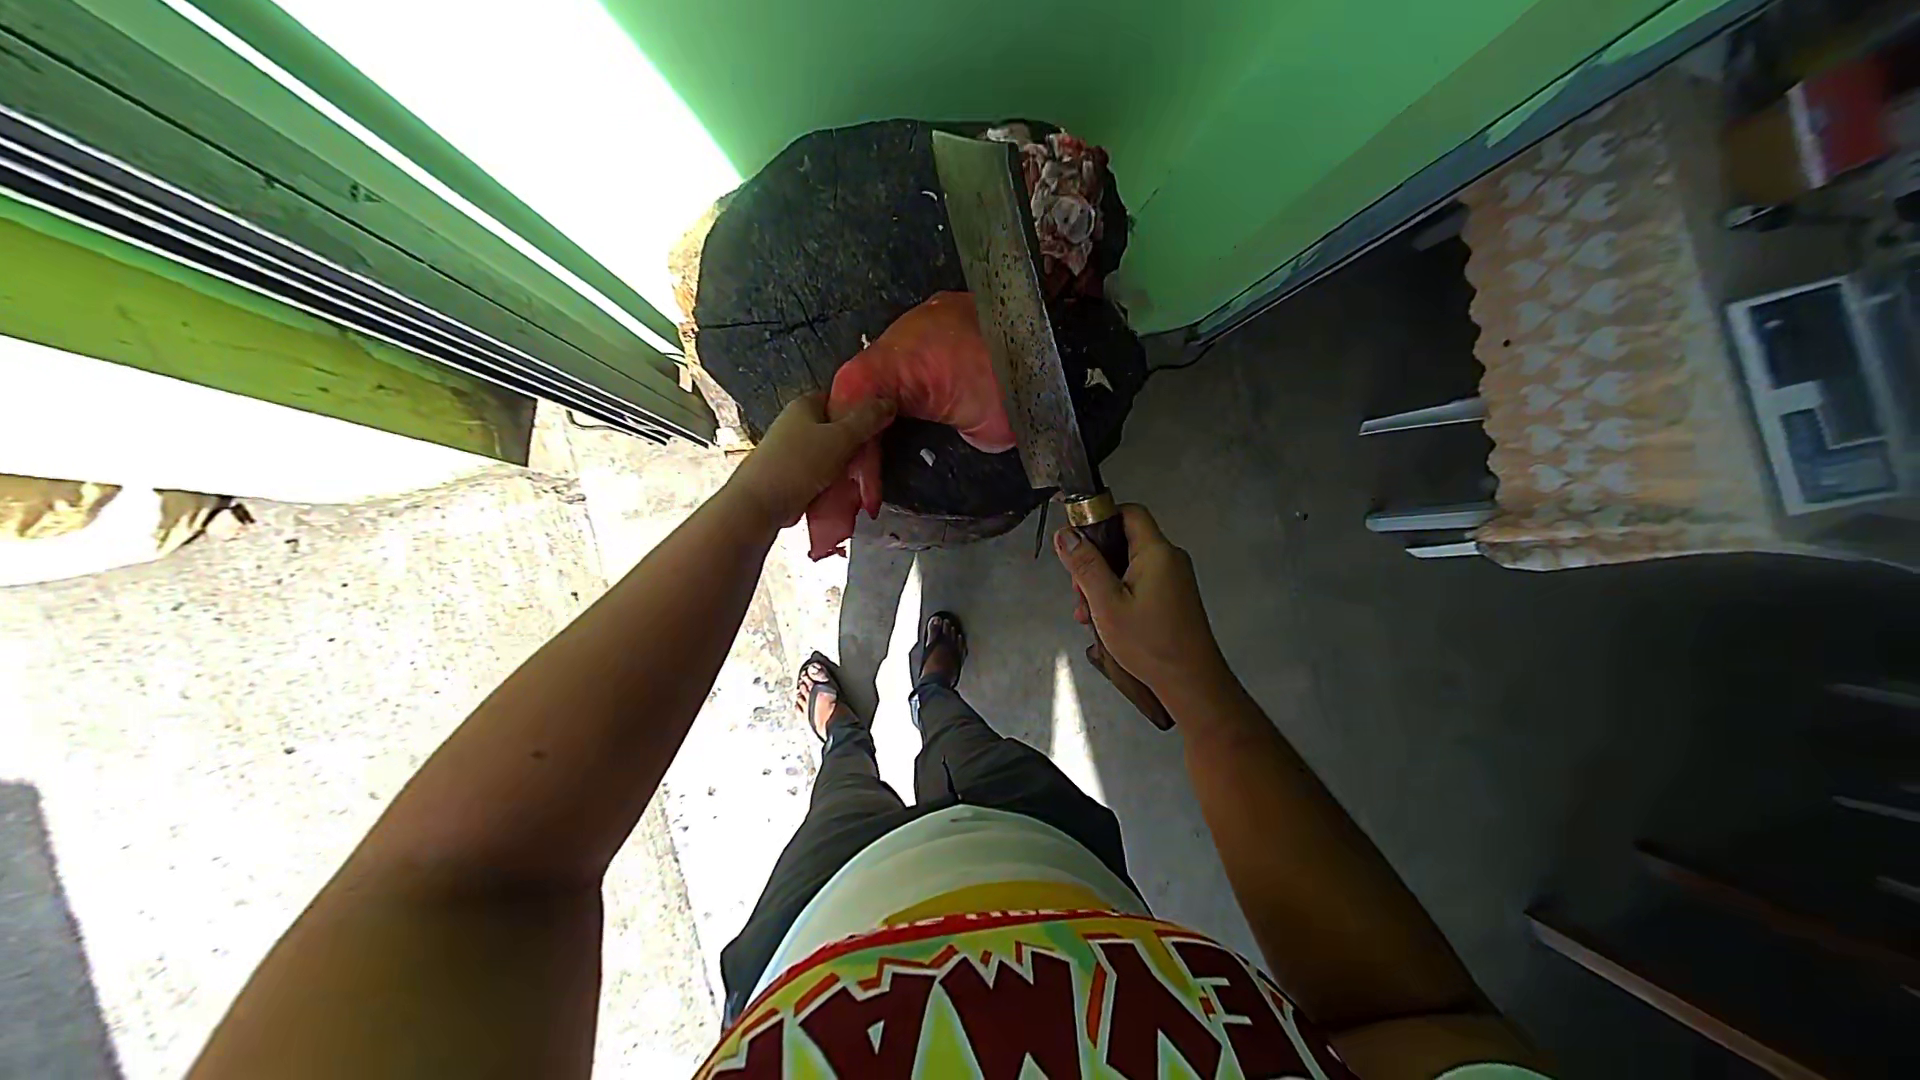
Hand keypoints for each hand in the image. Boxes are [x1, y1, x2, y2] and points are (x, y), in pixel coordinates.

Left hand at [727, 393, 894, 527]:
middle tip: (873, 456)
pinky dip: (833, 479)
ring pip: (830, 452)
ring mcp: (792, 449)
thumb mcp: (841, 438)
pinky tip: (846, 490)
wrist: (761, 504)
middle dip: (856, 443)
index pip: (840, 397)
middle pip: (837, 427)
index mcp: (805, 405)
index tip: (880, 426)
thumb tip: (889, 401)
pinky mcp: (791, 473)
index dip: (861, 409)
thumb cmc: (799, 464)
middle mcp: (796, 422)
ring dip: (846, 465)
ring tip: (862, 477)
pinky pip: (821, 472)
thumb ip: (867, 420)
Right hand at [1053, 504, 1229, 698]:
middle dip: (1095, 561)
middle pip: (1123, 540)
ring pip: (1127, 564)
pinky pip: (1138, 582)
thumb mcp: (1106, 603)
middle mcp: (1169, 559)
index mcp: (1156, 553)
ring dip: (1103, 582)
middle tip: (1081, 588)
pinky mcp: (1172, 596)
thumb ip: (1085, 565)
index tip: (1078, 538)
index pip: (1128, 512)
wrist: (1190, 682)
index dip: (1100, 518)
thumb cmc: (1154, 646)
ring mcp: (1173, 578)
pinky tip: (1106, 618)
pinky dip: (1118, 594)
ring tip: (1090, 611)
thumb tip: (1067, 536)